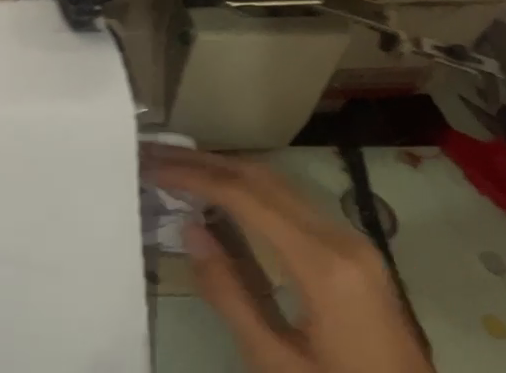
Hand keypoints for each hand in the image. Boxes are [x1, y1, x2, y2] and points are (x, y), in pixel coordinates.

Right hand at [146, 146, 433, 372]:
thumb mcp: (276, 363)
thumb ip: (230, 295)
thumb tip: (190, 230)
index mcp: (322, 263)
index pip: (244, 195)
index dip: (191, 174)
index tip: (148, 165)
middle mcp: (342, 238)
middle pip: (262, 178)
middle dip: (203, 162)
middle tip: (153, 154)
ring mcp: (355, 244)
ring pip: (279, 185)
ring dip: (225, 170)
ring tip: (177, 166)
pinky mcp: (357, 256)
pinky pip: (294, 204)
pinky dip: (250, 189)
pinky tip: (222, 196)